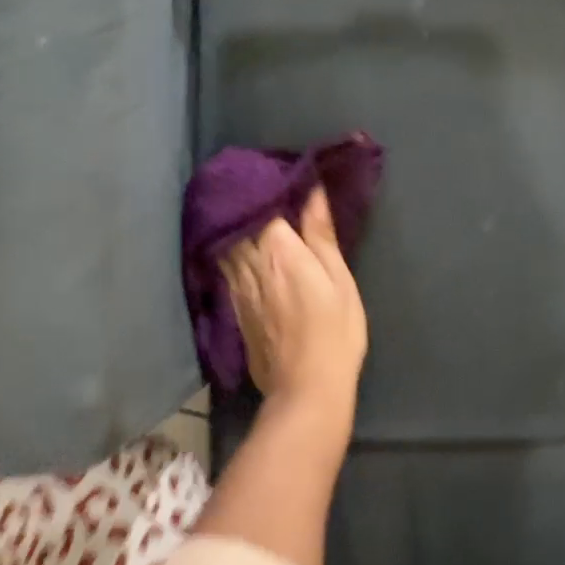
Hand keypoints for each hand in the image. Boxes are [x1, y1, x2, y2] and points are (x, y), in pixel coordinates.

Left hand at [219, 186, 367, 409]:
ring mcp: (237, 287)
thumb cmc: (335, 331)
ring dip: (233, 226)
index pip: (265, 205)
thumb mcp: (339, 279)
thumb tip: (312, 191)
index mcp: (279, 249)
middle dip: (246, 203)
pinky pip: (224, 268)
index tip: (278, 175)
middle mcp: (251, 262)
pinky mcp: (233, 308)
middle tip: (256, 186)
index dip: (269, 187)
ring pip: (227, 244)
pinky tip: (234, 248)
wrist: (306, 389)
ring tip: (241, 210)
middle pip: (240, 222)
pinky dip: (228, 252)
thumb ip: (321, 234)